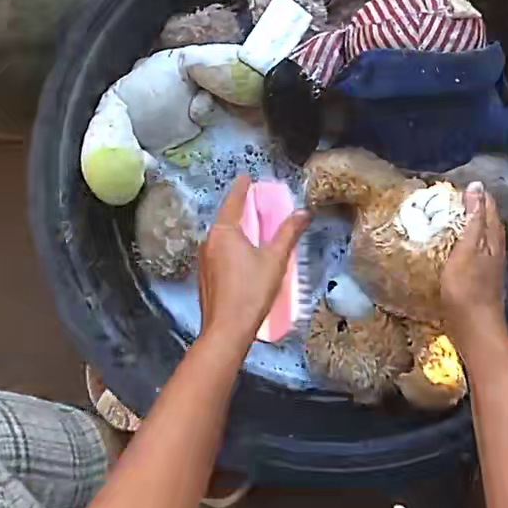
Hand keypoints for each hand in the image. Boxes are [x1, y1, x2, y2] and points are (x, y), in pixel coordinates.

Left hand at [197, 175, 307, 352]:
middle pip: (226, 219)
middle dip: (240, 210)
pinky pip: (219, 252)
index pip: (233, 202)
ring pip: (221, 237)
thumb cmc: (251, 290)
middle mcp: (208, 242)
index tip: (246, 177)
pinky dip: (231, 247)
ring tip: (253, 229)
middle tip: (256, 203)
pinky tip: (244, 256)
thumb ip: (289, 233)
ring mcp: (204, 261)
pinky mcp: (205, 277)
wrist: (227, 331)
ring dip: (236, 230)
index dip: (241, 188)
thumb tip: (304, 212)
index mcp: (223, 232)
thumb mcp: (275, 258)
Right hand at [441, 182, 507, 349]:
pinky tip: (453, 242)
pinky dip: (465, 238)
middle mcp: (495, 246)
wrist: (475, 329)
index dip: (474, 192)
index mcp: (493, 236)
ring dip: (468, 222)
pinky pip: (475, 247)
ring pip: (482, 233)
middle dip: (471, 204)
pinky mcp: (482, 274)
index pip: (487, 204)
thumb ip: (473, 219)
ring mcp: (490, 262)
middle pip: (487, 217)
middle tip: (447, 197)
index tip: (453, 185)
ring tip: (448, 215)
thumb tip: (477, 186)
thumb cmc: (467, 288)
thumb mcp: (466, 249)